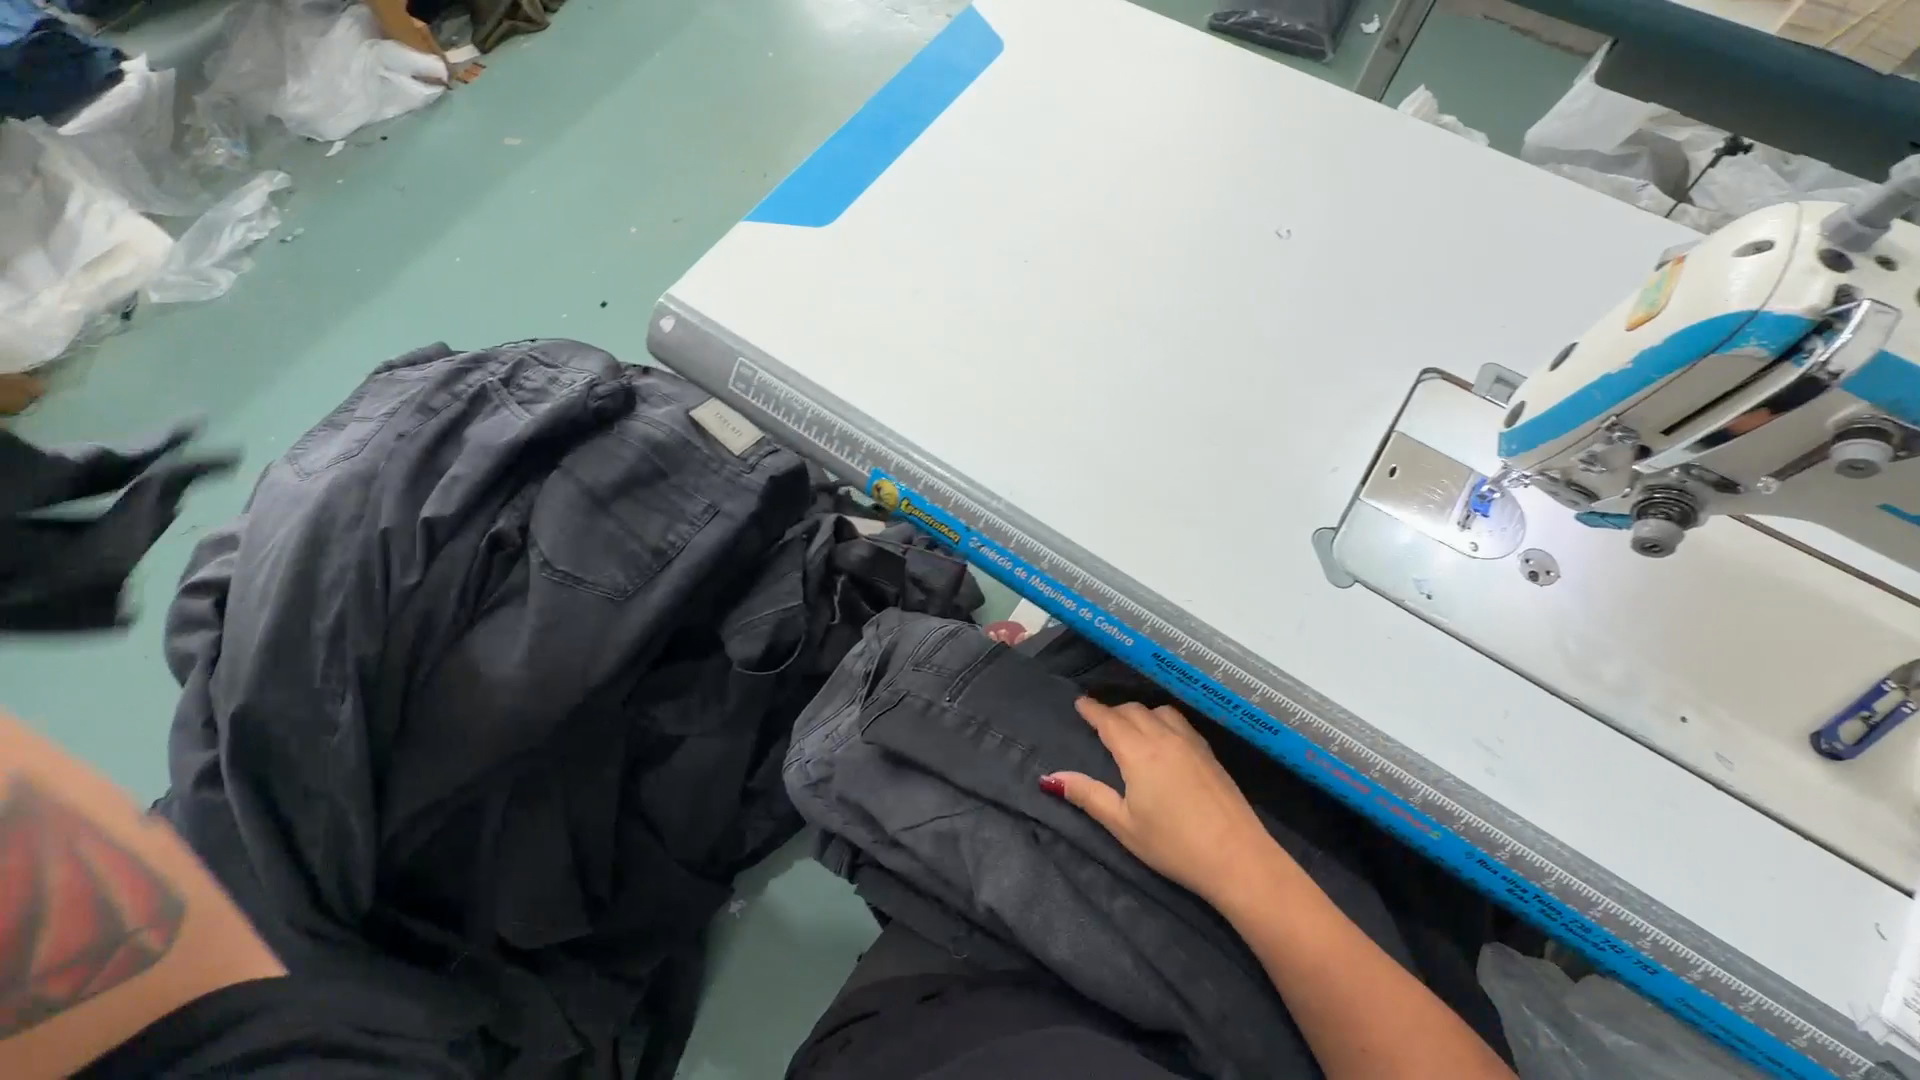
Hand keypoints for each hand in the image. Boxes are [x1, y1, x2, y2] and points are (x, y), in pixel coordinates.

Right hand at [1043, 698, 1290, 905]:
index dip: (1092, 709)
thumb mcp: (1124, 826)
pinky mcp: (1210, 754)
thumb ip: (1089, 796)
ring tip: (1131, 727)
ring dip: (1140, 713)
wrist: (1238, 858)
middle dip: (1113, 711)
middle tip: (1099, 720)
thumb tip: (1052, 778)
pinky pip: (1180, 723)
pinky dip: (1163, 720)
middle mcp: (1165, 738)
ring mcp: (1192, 743)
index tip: (1079, 703)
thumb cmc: (1174, 846)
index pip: (1109, 720)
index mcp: (1139, 753)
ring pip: (1160, 711)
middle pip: (1134, 711)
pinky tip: (1164, 739)